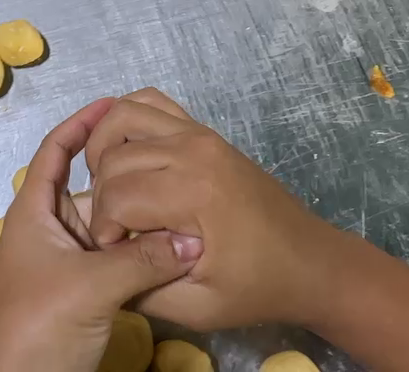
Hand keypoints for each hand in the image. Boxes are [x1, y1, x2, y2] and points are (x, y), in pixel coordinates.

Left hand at [0, 97, 202, 371]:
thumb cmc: (39, 324)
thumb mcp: (90, 285)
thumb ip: (143, 259)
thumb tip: (194, 240)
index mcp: (35, 210)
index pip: (54, 151)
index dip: (79, 124)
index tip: (111, 104)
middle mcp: (49, 228)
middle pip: (86, 186)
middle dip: (120, 172)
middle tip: (162, 156)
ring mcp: (65, 261)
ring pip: (105, 224)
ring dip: (134, 214)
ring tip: (174, 194)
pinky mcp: (82, 291)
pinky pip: (113, 256)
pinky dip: (137, 249)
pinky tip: (169, 245)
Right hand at [83, 89, 359, 331]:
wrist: (308, 260)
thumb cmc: (256, 288)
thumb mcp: (198, 308)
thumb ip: (141, 286)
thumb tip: (101, 257)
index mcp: (194, 193)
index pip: (116, 196)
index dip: (104, 229)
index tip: (118, 255)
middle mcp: (191, 149)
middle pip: (113, 158)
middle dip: (100, 196)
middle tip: (115, 229)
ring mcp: (196, 131)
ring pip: (121, 117)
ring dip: (103, 151)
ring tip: (109, 187)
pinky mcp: (199, 127)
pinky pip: (149, 100)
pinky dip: (123, 117)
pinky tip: (122, 150)